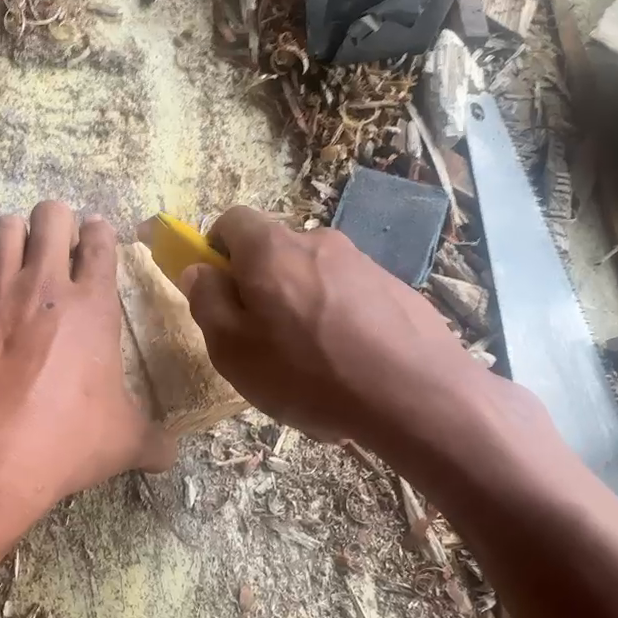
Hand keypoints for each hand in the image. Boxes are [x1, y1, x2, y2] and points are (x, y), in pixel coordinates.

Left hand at [0, 201, 174, 514]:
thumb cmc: (68, 440)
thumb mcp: (125, 441)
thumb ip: (152, 439)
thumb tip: (171, 455)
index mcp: (93, 305)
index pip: (101, 242)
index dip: (100, 234)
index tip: (95, 240)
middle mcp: (43, 285)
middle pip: (50, 216)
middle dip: (54, 222)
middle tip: (54, 245)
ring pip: (1, 229)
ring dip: (9, 236)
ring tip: (11, 256)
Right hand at [181, 206, 493, 448]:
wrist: (418, 397)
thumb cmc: (307, 373)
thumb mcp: (233, 349)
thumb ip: (207, 302)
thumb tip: (199, 270)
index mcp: (271, 249)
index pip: (232, 220)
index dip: (216, 249)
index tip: (217, 288)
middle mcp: (318, 242)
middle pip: (275, 251)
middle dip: (260, 285)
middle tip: (259, 339)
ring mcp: (363, 264)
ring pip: (313, 277)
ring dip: (301, 307)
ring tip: (308, 365)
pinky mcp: (396, 290)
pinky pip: (349, 299)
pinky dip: (338, 323)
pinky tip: (347, 370)